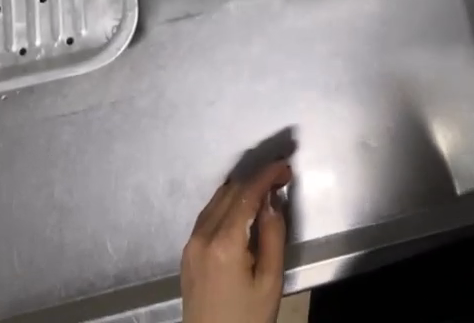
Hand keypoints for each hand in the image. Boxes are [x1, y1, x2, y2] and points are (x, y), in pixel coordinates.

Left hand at [181, 161, 291, 322]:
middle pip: (231, 192)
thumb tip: (272, 200)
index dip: (267, 174)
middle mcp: (202, 235)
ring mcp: (191, 244)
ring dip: (241, 189)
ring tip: (266, 189)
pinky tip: (243, 209)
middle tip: (281, 177)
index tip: (286, 166)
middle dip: (256, 179)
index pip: (247, 193)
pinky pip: (208, 215)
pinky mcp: (187, 253)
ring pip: (217, 200)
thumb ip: (273, 235)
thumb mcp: (271, 281)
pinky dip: (227, 203)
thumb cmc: (248, 319)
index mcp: (224, 242)